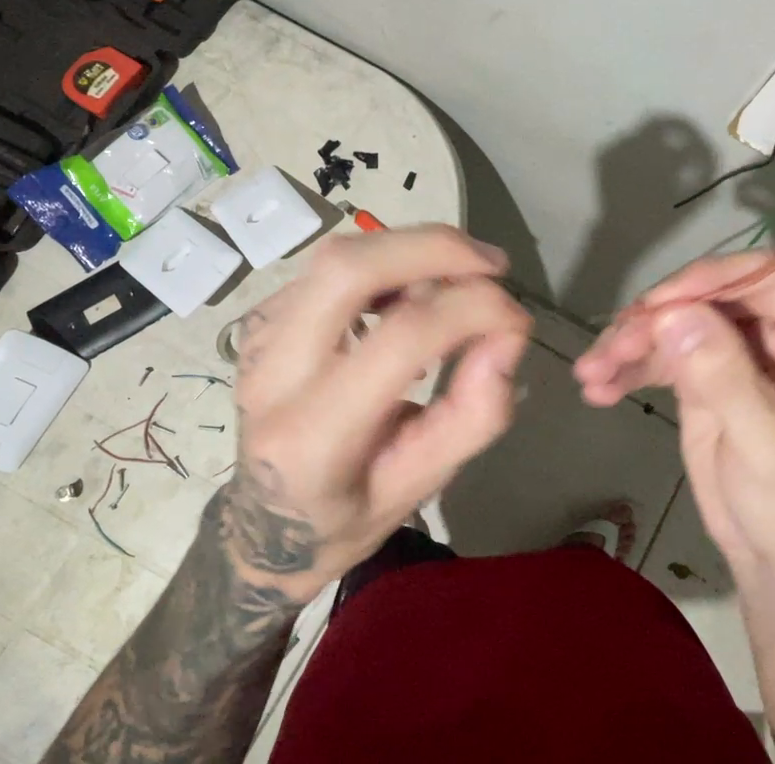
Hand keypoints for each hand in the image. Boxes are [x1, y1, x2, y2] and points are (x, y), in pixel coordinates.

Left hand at [213, 225, 531, 599]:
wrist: (260, 526)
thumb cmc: (346, 516)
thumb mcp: (420, 489)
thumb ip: (471, 417)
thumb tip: (507, 336)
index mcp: (311, 438)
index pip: (400, 339)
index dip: (471, 310)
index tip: (516, 319)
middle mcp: (272, 375)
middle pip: (348, 269)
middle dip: (433, 248)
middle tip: (492, 265)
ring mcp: (258, 339)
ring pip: (338, 256)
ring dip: (411, 249)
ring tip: (462, 276)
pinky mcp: (262, 320)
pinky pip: (331, 268)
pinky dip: (387, 264)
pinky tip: (415, 292)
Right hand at [574, 252, 774, 619]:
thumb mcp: (768, 446)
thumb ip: (724, 378)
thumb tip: (673, 315)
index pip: (766, 278)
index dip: (709, 280)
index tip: (656, 306)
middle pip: (712, 294)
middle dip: (657, 317)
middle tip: (611, 350)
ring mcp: (741, 352)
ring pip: (679, 320)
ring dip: (632, 342)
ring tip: (591, 373)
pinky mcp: (706, 374)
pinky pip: (663, 352)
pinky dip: (629, 366)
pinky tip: (598, 388)